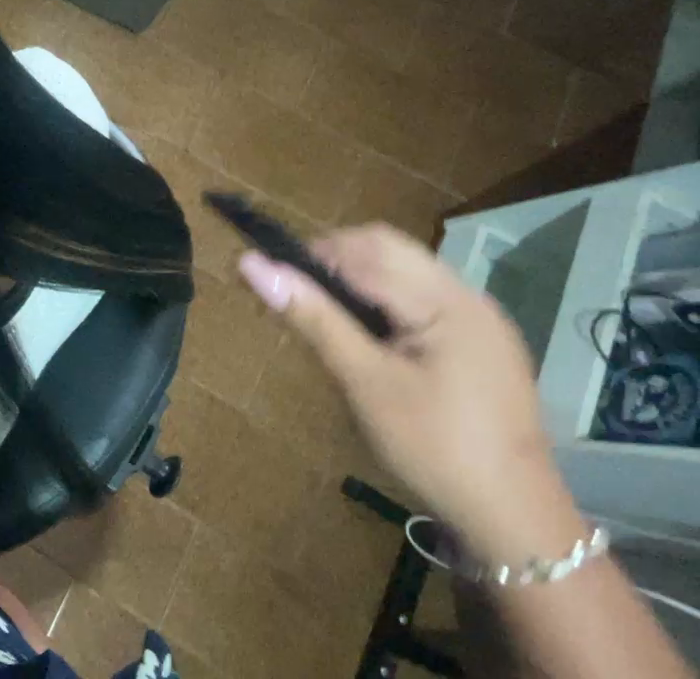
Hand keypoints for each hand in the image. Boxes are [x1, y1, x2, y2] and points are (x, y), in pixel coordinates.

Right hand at [237, 224, 582, 563]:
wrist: (511, 514)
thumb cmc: (433, 445)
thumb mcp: (363, 380)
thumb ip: (312, 316)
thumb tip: (252, 264)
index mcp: (448, 303)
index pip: (363, 249)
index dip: (308, 255)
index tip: (264, 279)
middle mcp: (468, 298)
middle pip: (386, 248)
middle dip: (331, 260)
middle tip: (293, 297)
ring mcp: (478, 319)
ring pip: (401, 268)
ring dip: (354, 278)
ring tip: (320, 317)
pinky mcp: (477, 340)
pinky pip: (418, 295)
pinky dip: (379, 299)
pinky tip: (362, 336)